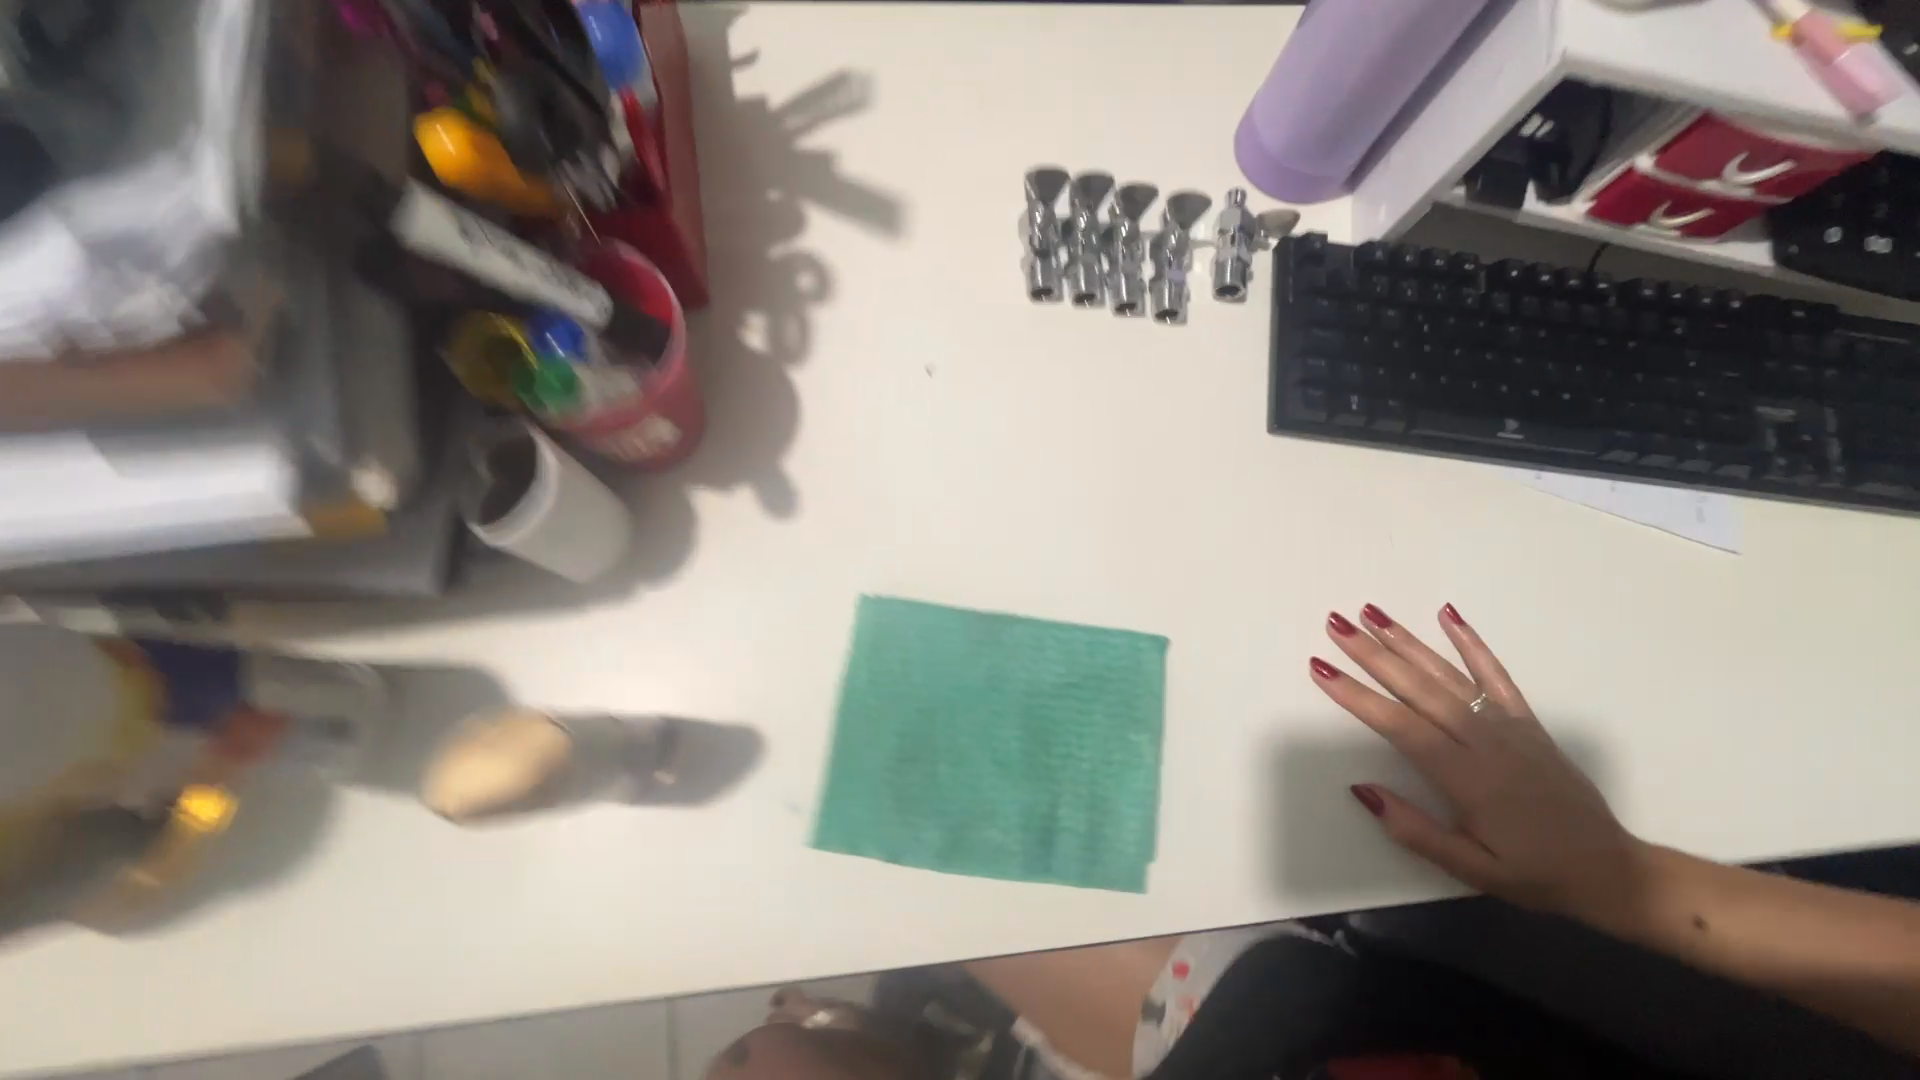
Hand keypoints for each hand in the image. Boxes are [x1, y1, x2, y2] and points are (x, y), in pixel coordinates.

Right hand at [1310, 602, 1645, 920]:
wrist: (1612, 871)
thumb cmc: (1534, 873)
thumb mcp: (1472, 870)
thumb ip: (1416, 830)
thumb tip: (1363, 789)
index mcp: (1467, 778)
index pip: (1400, 726)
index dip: (1358, 696)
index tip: (1321, 669)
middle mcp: (1485, 741)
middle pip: (1419, 688)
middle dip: (1372, 654)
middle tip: (1336, 624)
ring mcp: (1508, 726)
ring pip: (1449, 675)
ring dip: (1407, 641)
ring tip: (1372, 613)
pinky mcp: (1527, 722)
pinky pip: (1496, 675)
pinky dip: (1471, 643)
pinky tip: (1448, 616)